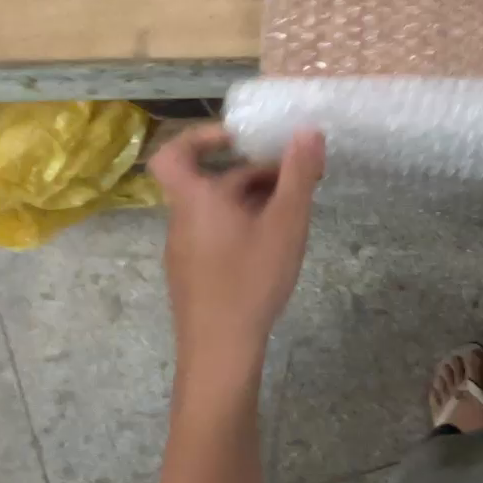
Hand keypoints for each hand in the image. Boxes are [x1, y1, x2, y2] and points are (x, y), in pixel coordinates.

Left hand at [148, 124, 325, 384]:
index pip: (173, 152)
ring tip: (295, 211)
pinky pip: (217, 231)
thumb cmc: (250, 279)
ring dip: (255, 199)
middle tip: (298, 178)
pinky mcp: (195, 273)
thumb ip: (299, 174)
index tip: (242, 138)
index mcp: (195, 199)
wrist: (220, 353)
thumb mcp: (286, 222)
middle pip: (213, 181)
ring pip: (219, 208)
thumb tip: (308, 130)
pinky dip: (245, 224)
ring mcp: (186, 249)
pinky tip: (275, 244)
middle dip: (256, 172)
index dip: (203, 136)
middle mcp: (183, 219)